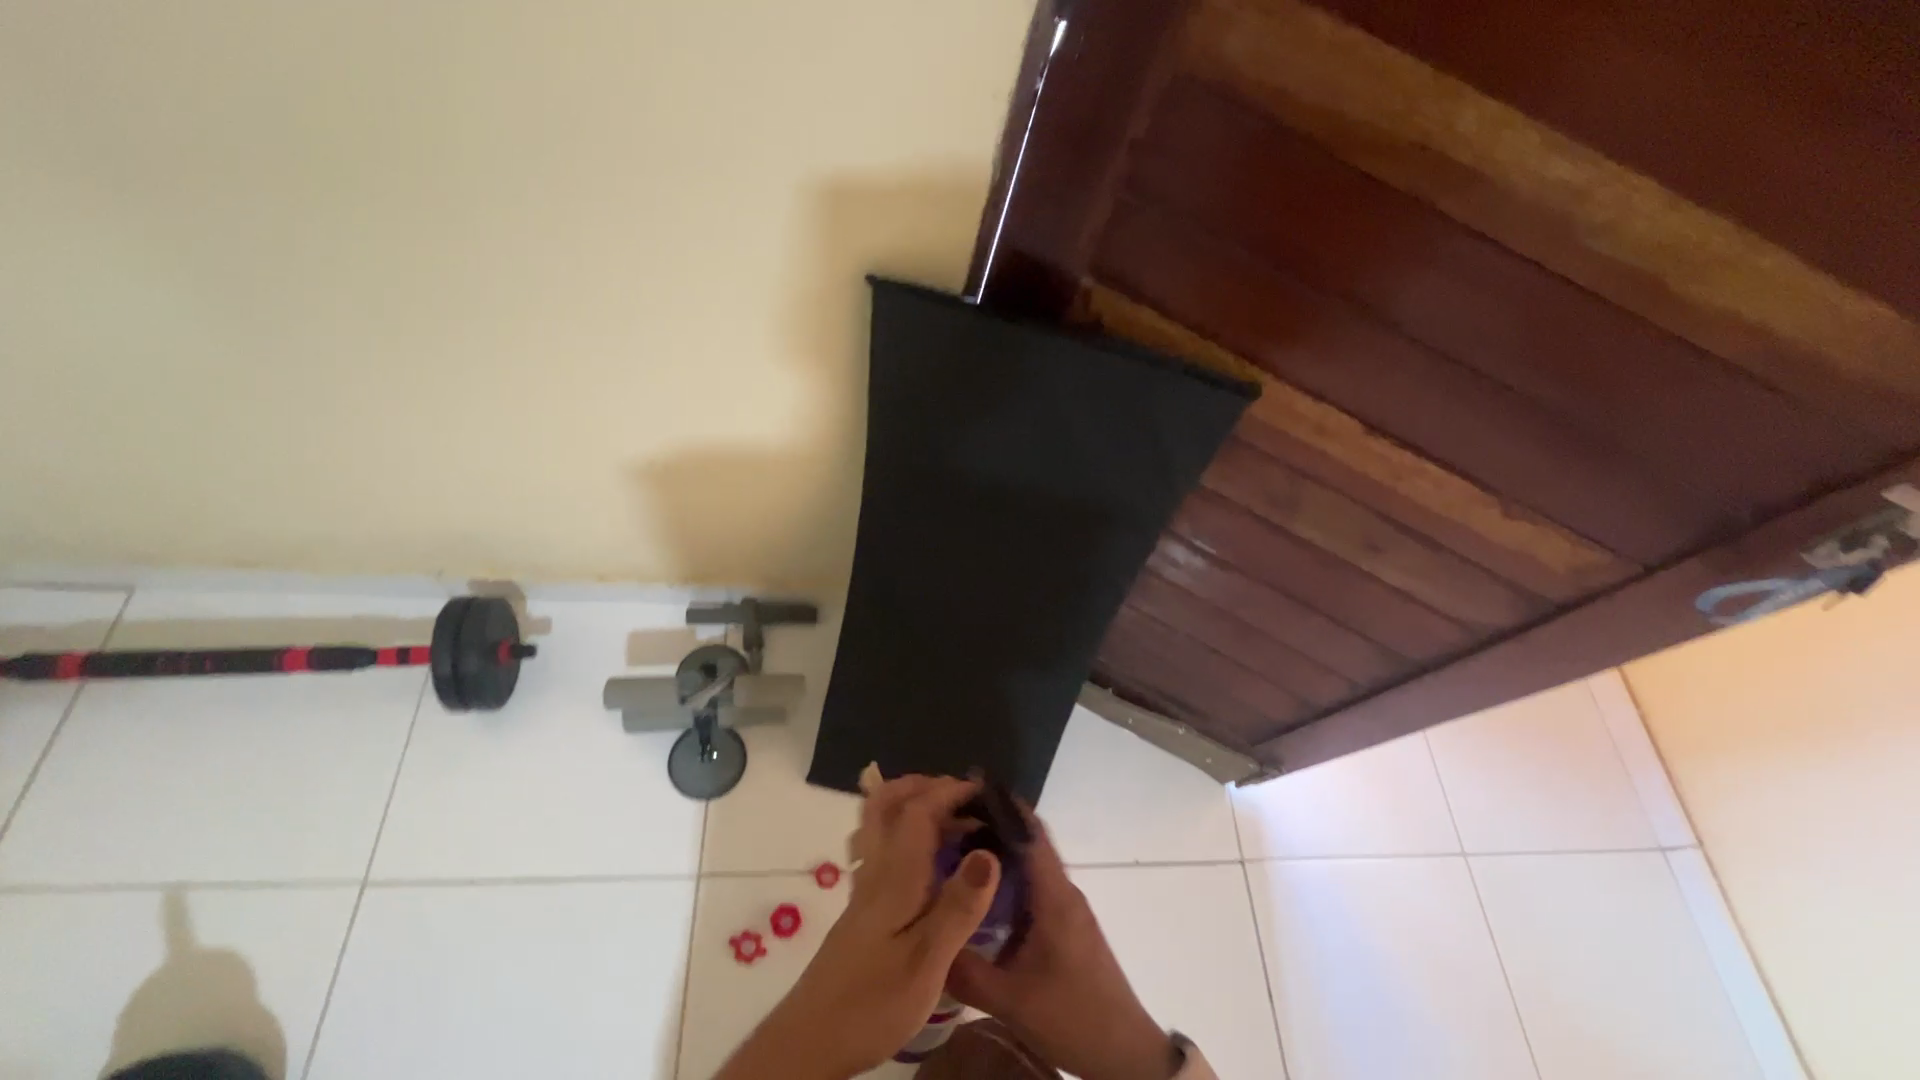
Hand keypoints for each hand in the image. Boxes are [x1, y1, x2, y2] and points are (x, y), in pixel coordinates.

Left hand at [718, 775, 1001, 1079]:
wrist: (810, 1042)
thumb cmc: (871, 1004)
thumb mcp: (926, 963)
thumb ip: (958, 907)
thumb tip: (988, 852)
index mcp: (894, 879)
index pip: (917, 810)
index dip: (949, 791)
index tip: (984, 790)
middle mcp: (875, 873)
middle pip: (886, 803)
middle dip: (923, 786)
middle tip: (964, 796)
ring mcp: (864, 891)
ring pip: (880, 824)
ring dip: (913, 805)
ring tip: (953, 819)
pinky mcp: (863, 911)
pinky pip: (883, 849)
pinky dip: (907, 834)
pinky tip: (930, 861)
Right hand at [946, 811, 1176, 1079]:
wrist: (1124, 1053)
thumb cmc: (1073, 1017)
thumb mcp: (1011, 1001)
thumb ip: (965, 971)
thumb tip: (921, 940)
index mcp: (1055, 898)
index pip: (1030, 833)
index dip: (1001, 806)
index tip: (965, 789)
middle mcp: (1063, 893)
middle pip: (1027, 842)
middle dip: (990, 825)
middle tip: (944, 823)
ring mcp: (1066, 909)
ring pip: (1029, 866)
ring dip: (997, 853)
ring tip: (951, 851)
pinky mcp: (1065, 927)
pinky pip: (1031, 888)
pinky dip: (1005, 880)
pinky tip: (976, 896)